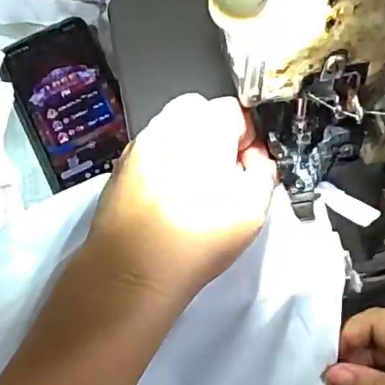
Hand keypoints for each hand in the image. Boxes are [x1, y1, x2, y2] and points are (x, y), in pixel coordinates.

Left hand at [81, 93, 277, 302]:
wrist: (134, 271)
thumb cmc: (194, 240)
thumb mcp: (255, 208)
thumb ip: (265, 171)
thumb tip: (257, 161)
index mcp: (205, 123)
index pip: (238, 112)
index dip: (249, 141)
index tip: (249, 169)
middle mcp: (167, 124)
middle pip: (202, 117)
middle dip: (216, 143)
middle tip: (224, 184)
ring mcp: (139, 145)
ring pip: (174, 137)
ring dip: (188, 157)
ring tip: (194, 201)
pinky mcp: (119, 168)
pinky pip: (151, 159)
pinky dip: (162, 174)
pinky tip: (168, 208)